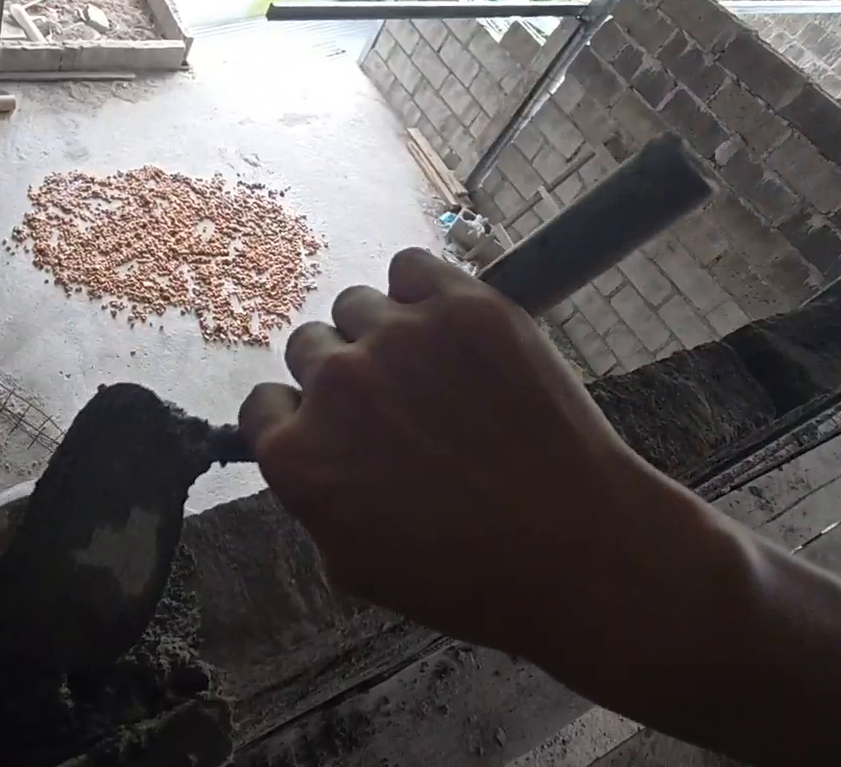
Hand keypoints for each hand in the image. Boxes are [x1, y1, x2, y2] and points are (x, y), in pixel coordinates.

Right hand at [239, 249, 717, 661]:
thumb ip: (307, 495)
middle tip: (392, 400)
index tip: (330, 424)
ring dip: (380, 331)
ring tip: (429, 364)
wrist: (578, 549)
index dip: (296, 415)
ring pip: (356, 304)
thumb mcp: (352, 564)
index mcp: (298, 453)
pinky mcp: (459, 304)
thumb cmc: (464, 574)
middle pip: (308, 344)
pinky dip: (419, 289)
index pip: (263, 402)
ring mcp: (396, 335)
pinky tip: (445, 322)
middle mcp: (335, 382)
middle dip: (340, 372)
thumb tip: (301, 448)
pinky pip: (409, 266)